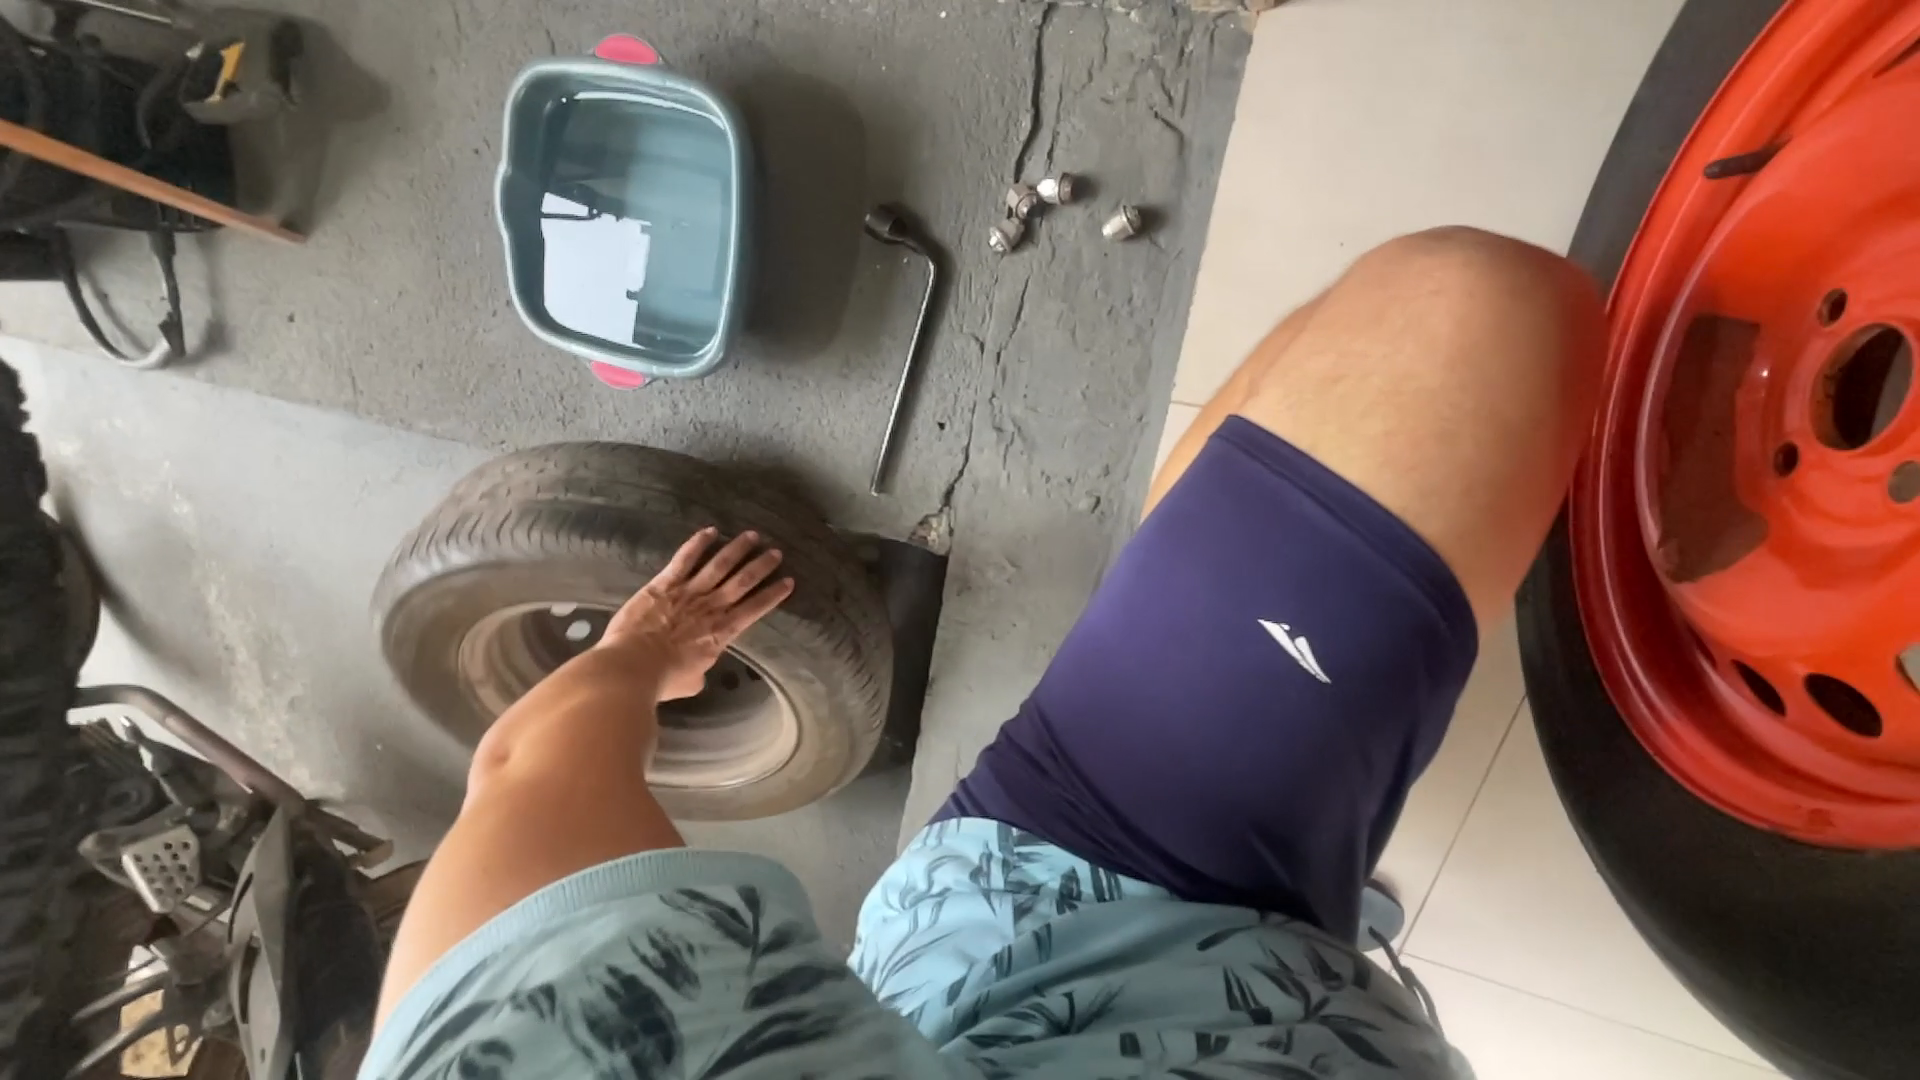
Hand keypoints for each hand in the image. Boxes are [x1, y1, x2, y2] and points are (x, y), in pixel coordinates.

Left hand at [599, 528, 794, 700]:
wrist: (632, 666)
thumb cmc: (663, 679)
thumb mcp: (692, 682)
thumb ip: (700, 671)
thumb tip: (698, 672)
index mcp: (722, 633)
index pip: (755, 609)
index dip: (774, 594)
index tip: (788, 582)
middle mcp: (712, 607)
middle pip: (743, 581)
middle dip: (761, 566)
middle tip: (775, 552)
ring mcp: (689, 592)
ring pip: (720, 564)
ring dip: (738, 549)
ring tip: (752, 536)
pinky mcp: (665, 583)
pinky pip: (685, 559)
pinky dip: (699, 543)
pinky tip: (711, 531)